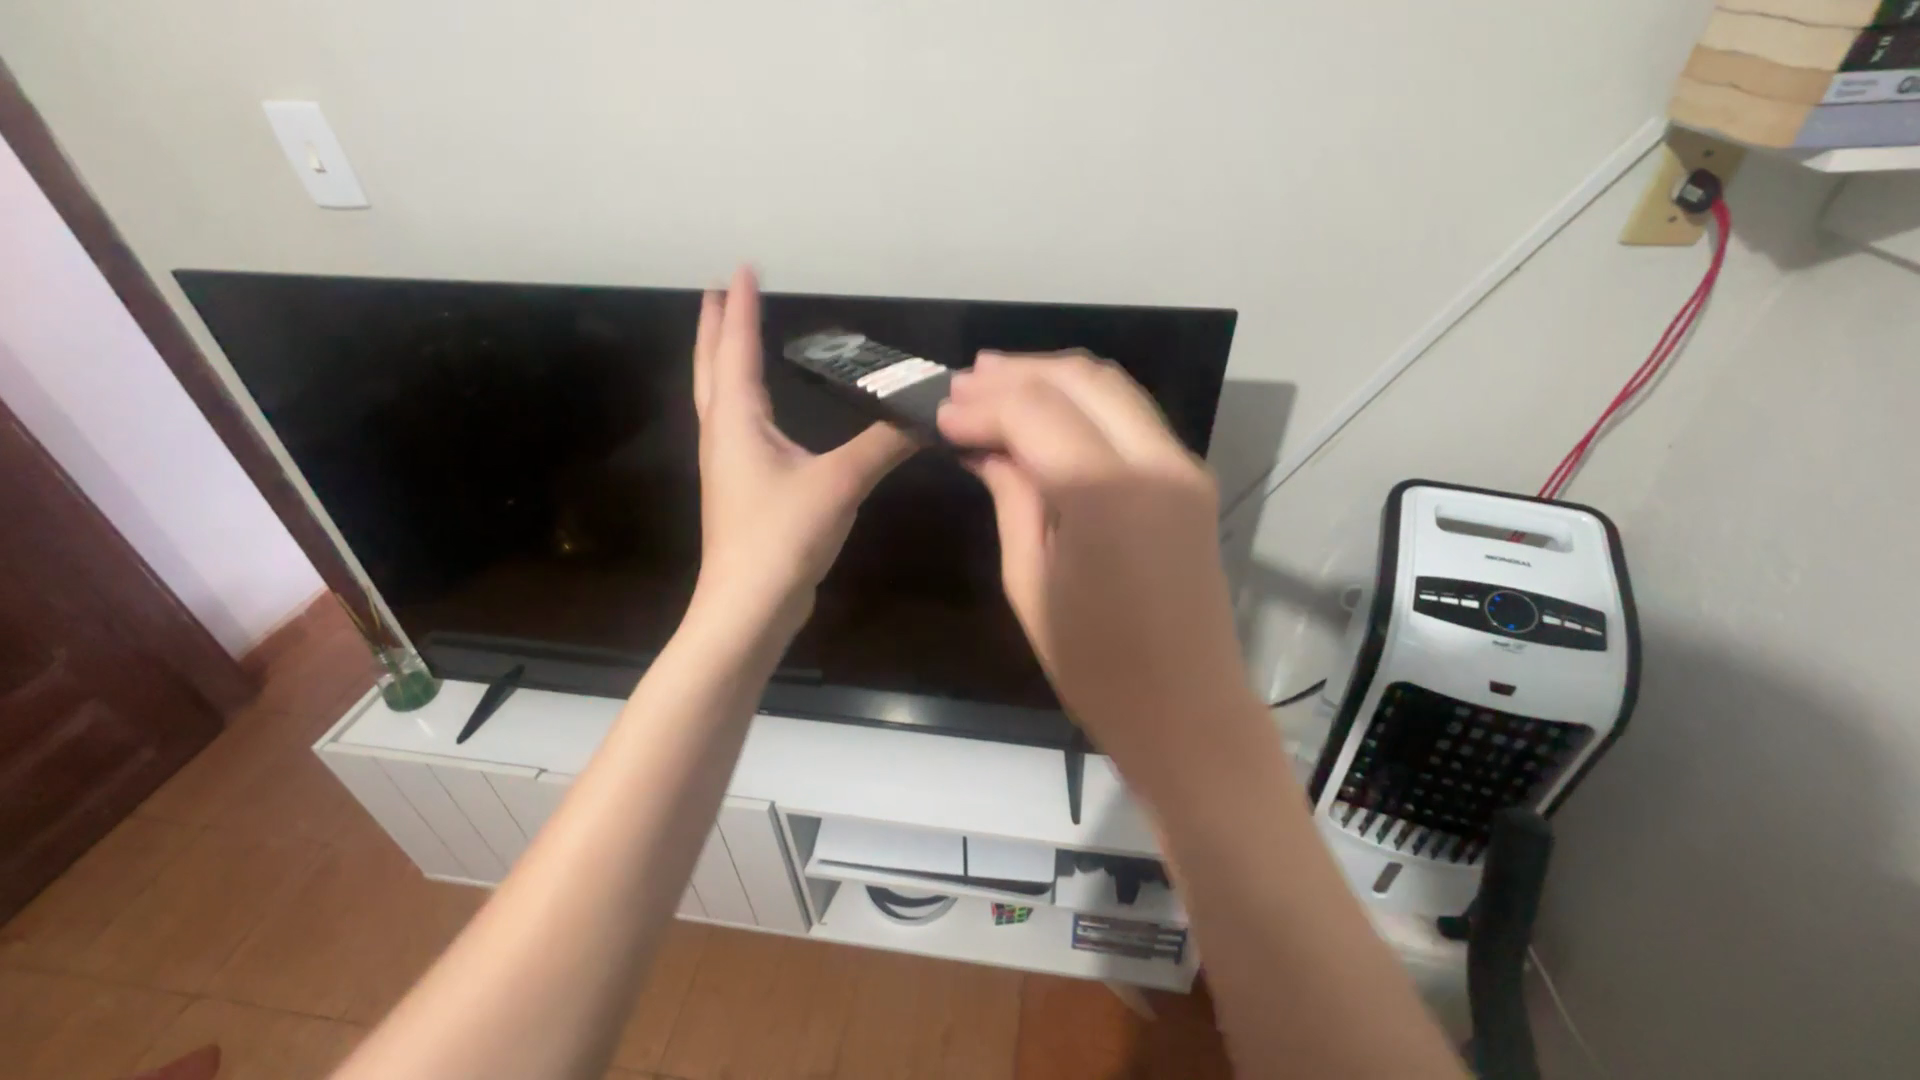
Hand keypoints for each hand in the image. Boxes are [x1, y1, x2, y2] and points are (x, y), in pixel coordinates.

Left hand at [691, 267, 917, 628]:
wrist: (748, 607)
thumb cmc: (782, 538)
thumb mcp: (839, 483)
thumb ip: (883, 444)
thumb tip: (925, 412)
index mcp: (737, 421)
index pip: (736, 349)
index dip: (740, 307)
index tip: (742, 268)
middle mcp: (724, 436)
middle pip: (712, 370)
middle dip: (714, 330)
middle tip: (717, 293)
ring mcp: (728, 467)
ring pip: (719, 401)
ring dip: (722, 364)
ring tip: (731, 340)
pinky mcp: (741, 492)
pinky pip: (736, 429)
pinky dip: (741, 402)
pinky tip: (761, 415)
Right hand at [936, 352, 1252, 760]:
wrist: (1187, 709)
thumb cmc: (1096, 665)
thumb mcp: (1030, 581)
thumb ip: (1012, 496)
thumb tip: (982, 446)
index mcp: (1106, 492)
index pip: (1033, 411)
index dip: (980, 405)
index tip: (937, 412)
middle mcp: (1154, 460)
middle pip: (1078, 379)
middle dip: (1015, 374)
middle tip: (961, 384)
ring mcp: (1181, 465)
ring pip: (1111, 386)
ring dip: (1051, 377)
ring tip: (994, 383)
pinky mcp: (1189, 478)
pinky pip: (1131, 415)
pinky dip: (1083, 401)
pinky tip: (1044, 412)